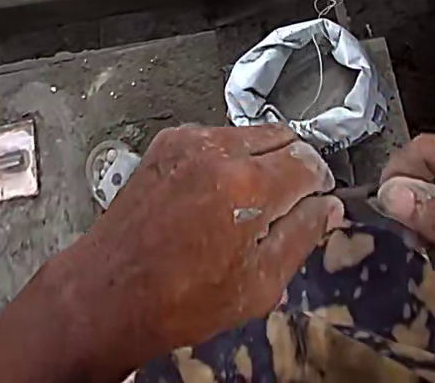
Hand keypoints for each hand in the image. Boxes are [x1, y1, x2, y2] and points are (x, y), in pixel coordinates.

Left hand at [0, 125, 344, 382]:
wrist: (104, 294)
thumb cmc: (181, 302)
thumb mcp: (256, 287)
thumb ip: (302, 237)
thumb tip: (330, 206)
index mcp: (248, 189)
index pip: (308, 162)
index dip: (319, 181)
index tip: (317, 197)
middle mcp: (222, 151)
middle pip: (285, 136)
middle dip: (294, 163)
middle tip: (287, 196)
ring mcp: (193, 139)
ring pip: (253, 132)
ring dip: (263, 156)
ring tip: (248, 196)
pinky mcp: (172, 138)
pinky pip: (219, 135)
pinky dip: (229, 155)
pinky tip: (215, 189)